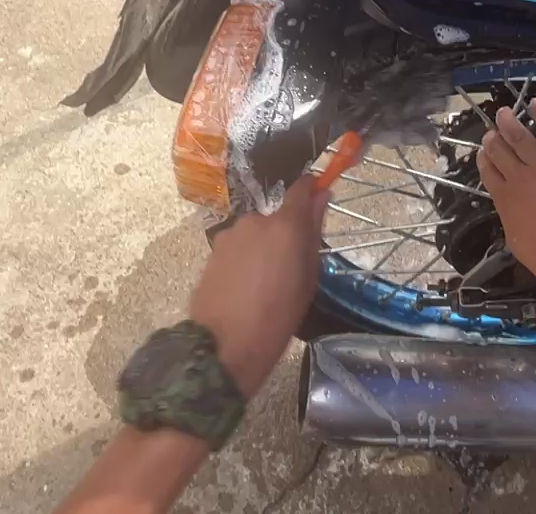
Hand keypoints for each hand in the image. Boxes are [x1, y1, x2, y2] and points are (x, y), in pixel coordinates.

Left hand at [187, 176, 329, 397]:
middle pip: (277, 216)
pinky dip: (245, 258)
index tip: (319, 196)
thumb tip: (322, 197)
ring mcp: (231, 234)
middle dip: (285, 233)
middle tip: (290, 266)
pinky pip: (238, 246)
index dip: (311, 189)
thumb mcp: (307, 279)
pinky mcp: (213, 250)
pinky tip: (244, 287)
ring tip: (263, 283)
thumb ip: (314, 233)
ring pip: (256, 232)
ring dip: (263, 246)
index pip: (301, 188)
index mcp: (285, 225)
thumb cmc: (277, 318)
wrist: (223, 348)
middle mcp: (256, 220)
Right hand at [476, 98, 535, 297]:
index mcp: (505, 200)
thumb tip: (512, 208)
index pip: (489, 172)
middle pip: (500, 152)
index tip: (483, 152)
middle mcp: (519, 179)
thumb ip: (512, 217)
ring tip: (503, 112)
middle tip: (491, 131)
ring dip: (510, 123)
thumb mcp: (517, 240)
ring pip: (521, 139)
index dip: (484, 160)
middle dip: (493, 139)